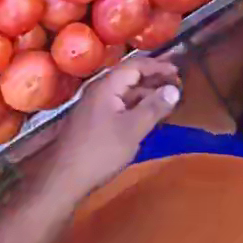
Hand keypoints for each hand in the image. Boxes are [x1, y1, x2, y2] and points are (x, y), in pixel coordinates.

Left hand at [49, 56, 182, 193]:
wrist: (64, 177)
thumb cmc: (100, 151)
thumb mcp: (133, 129)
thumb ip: (154, 107)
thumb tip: (174, 89)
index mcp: (107, 85)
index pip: (135, 65)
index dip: (158, 66)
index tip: (177, 72)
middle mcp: (99, 90)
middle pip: (129, 76)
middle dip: (153, 78)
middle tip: (177, 84)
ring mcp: (95, 106)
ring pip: (124, 92)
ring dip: (146, 93)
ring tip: (167, 100)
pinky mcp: (94, 121)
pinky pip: (119, 105)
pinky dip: (136, 106)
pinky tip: (147, 116)